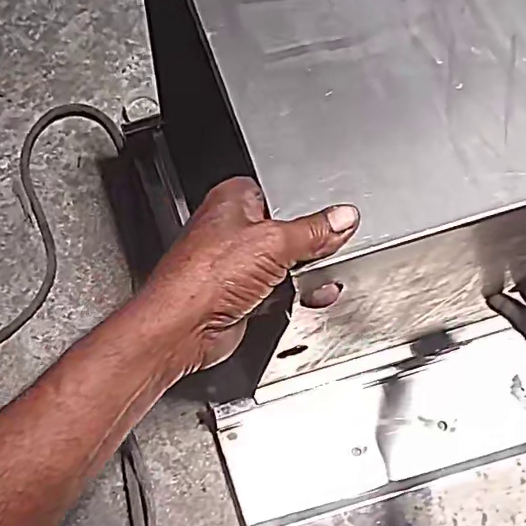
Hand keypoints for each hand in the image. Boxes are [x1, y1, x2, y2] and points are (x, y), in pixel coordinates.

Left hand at [136, 177, 358, 372]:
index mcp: (233, 200)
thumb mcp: (273, 243)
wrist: (183, 330)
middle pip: (288, 234)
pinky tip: (296, 299)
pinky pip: (277, 293)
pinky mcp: (241, 297)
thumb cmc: (203, 280)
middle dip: (308, 250)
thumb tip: (341, 218)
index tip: (332, 224)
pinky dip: (290, 298)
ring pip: (285, 267)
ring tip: (308, 283)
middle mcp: (232, 231)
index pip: (284, 195)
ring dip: (301, 279)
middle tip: (319, 257)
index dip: (309, 210)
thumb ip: (313, 231)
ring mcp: (236, 267)